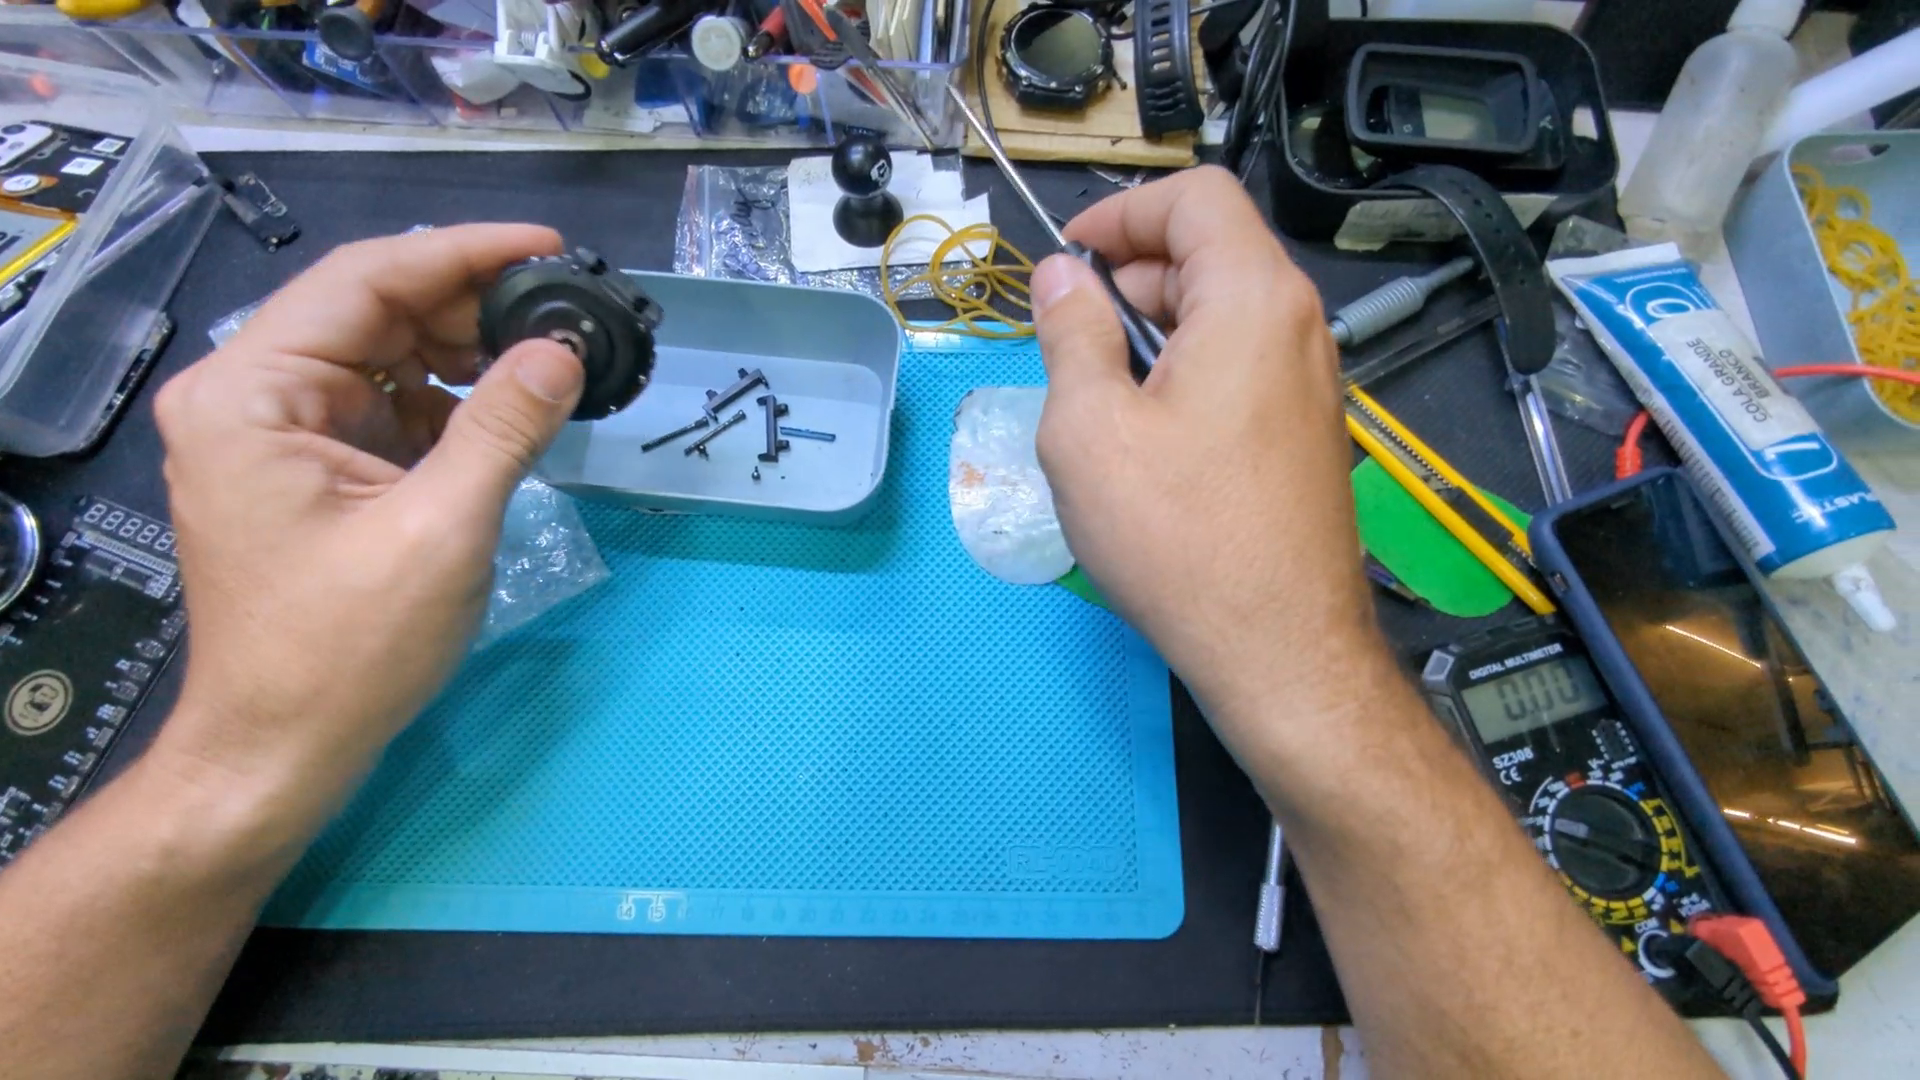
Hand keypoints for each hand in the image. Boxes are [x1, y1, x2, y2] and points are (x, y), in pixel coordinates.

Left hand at [149, 225, 581, 830]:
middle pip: (379, 313)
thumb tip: (564, 350)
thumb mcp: (444, 526)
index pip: (366, 282)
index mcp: (258, 392)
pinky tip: (516, 411)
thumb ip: (505, 427)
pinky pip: (403, 408)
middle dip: (475, 308)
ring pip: (396, 359)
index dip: (463, 253)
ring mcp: (296, 433)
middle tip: (567, 314)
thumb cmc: (353, 642)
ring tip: (553, 360)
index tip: (549, 247)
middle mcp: (263, 396)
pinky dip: (463, 404)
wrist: (292, 740)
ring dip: (474, 356)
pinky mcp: (331, 468)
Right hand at [1030, 168, 1387, 763]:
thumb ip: (1071, 333)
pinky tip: (1145, 440)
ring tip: (1098, 400)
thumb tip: (1063, 276)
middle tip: (1069, 340)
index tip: (1065, 260)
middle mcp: (1297, 327)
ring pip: (1220, 319)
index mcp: (1251, 299)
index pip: (1194, 198)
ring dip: (1151, 334)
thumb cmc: (1173, 533)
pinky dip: (1183, 375)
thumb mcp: (1088, 428)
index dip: (1120, 212)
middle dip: (1128, 279)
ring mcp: (1309, 384)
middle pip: (1208, 256)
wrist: (1275, 647)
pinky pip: (1237, 370)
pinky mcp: (1302, 434)